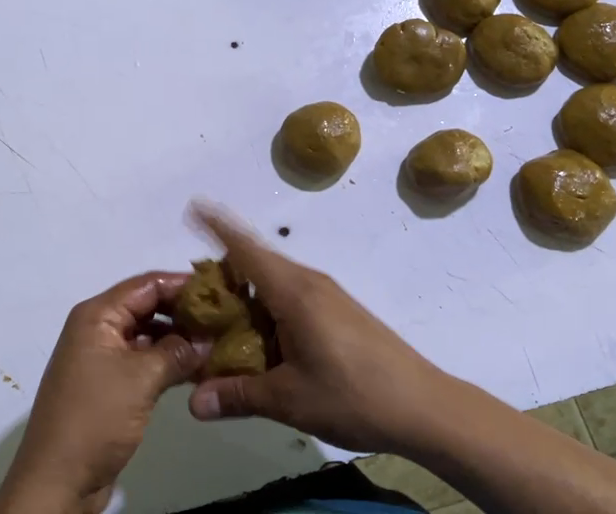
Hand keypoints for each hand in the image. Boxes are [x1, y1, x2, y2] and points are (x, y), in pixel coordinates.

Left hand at [0, 271, 209, 512]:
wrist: (58, 480)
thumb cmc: (95, 417)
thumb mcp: (140, 379)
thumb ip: (176, 352)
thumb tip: (207, 338)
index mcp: (97, 315)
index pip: (146, 285)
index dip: (182, 284)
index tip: (220, 289)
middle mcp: (98, 328)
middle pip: (147, 306)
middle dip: (183, 311)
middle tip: (224, 317)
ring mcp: (103, 357)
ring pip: (148, 335)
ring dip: (179, 338)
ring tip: (219, 341)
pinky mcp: (111, 384)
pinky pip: (144, 360)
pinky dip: (168, 361)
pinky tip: (199, 368)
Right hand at [186, 203, 446, 454]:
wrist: (424, 407)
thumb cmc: (353, 395)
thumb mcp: (289, 400)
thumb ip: (239, 395)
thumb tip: (192, 402)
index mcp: (293, 292)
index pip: (247, 248)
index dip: (218, 227)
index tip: (193, 208)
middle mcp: (309, 282)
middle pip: (258, 262)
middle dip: (223, 271)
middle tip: (191, 296)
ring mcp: (327, 295)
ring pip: (275, 280)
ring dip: (246, 292)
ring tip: (218, 319)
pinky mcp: (339, 311)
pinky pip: (291, 295)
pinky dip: (267, 305)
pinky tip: (260, 338)